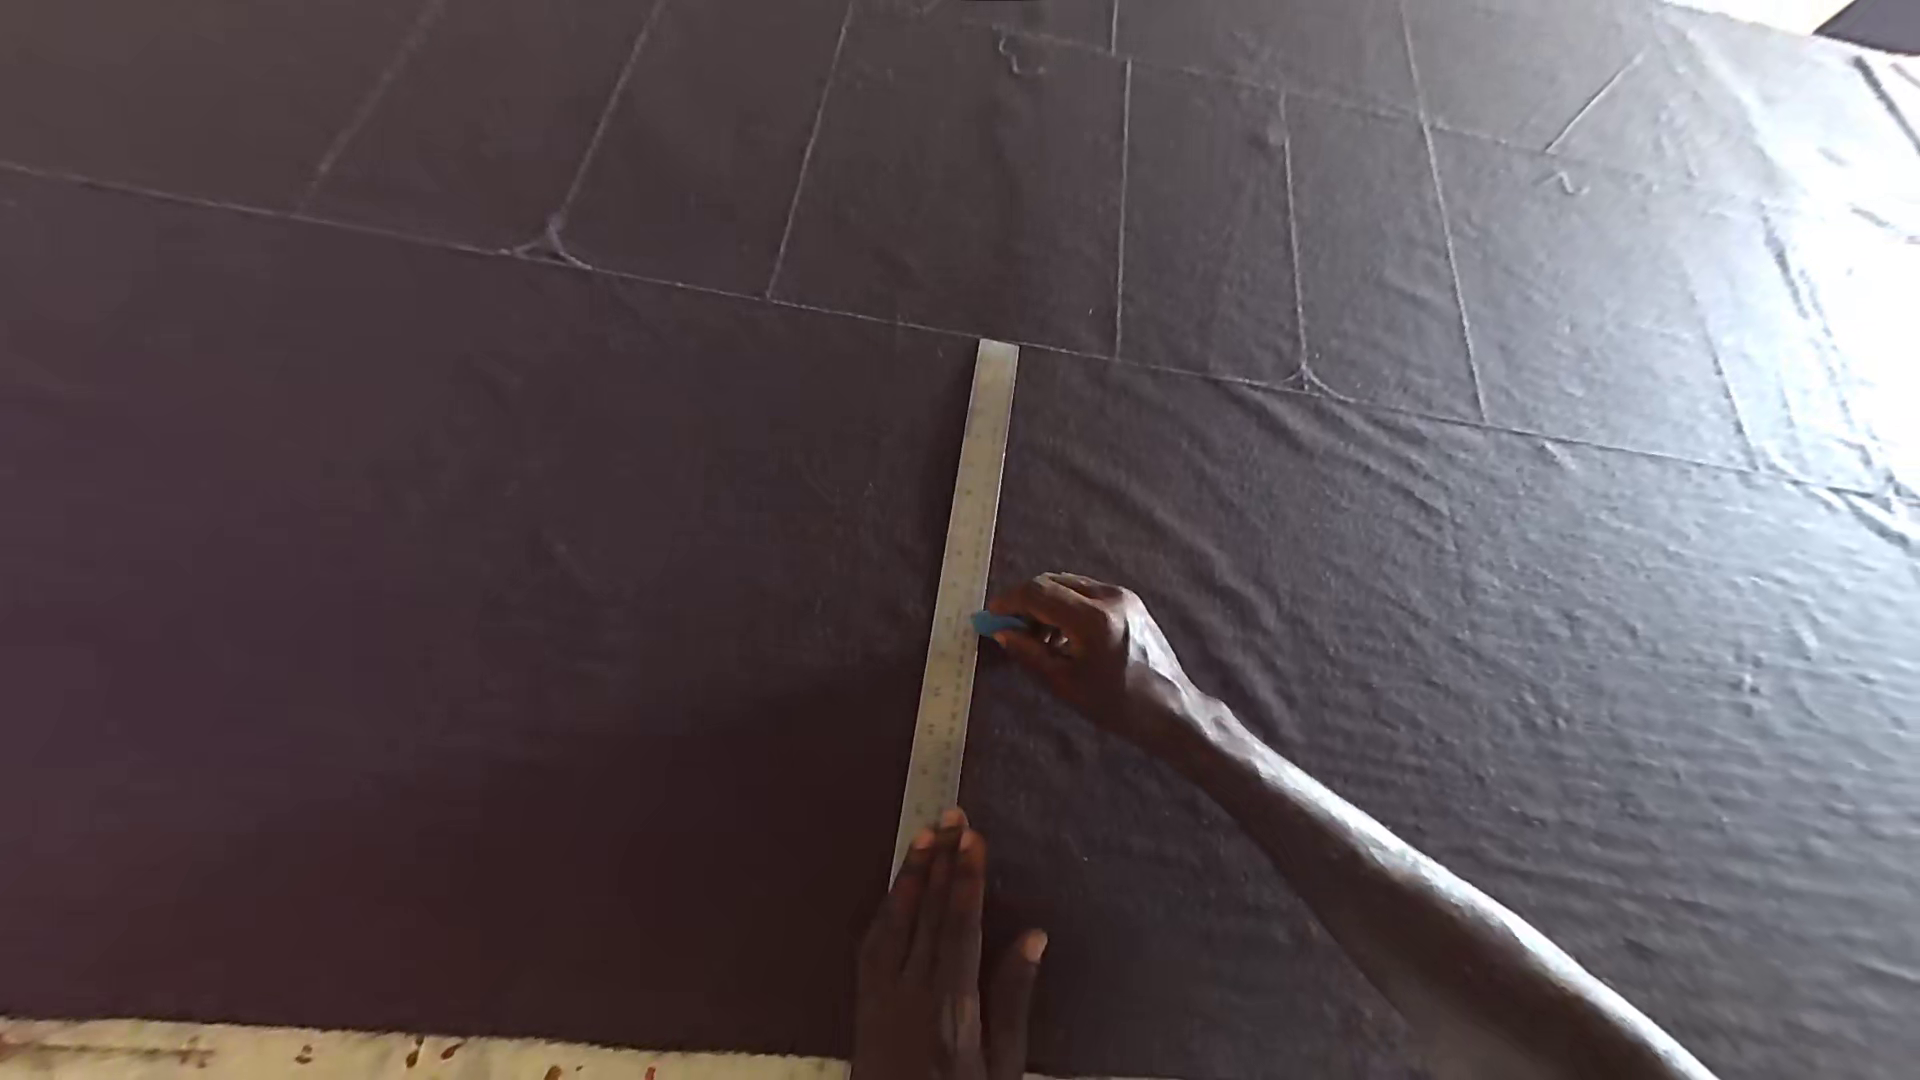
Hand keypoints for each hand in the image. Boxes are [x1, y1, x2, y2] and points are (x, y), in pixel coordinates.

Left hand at [853, 808, 1045, 1079]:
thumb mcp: (1004, 1069)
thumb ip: (1015, 999)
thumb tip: (1034, 934)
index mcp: (953, 1011)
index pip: (960, 928)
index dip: (967, 879)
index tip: (974, 838)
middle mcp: (912, 993)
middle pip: (929, 912)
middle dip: (943, 859)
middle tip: (954, 816)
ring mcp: (881, 994)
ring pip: (897, 917)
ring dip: (913, 872)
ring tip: (928, 832)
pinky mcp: (862, 999)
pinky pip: (873, 939)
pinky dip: (889, 903)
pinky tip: (900, 881)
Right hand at [985, 573, 1216, 756]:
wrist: (1172, 711)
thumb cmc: (1117, 705)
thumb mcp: (1065, 684)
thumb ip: (1029, 653)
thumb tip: (1002, 632)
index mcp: (1093, 619)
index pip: (1039, 593)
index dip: (1010, 600)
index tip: (992, 614)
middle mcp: (1109, 596)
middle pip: (1052, 582)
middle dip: (1026, 602)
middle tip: (1012, 629)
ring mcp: (1122, 596)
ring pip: (1069, 585)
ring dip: (1046, 604)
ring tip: (1038, 638)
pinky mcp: (1130, 602)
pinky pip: (1086, 593)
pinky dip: (1066, 606)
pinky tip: (1063, 636)